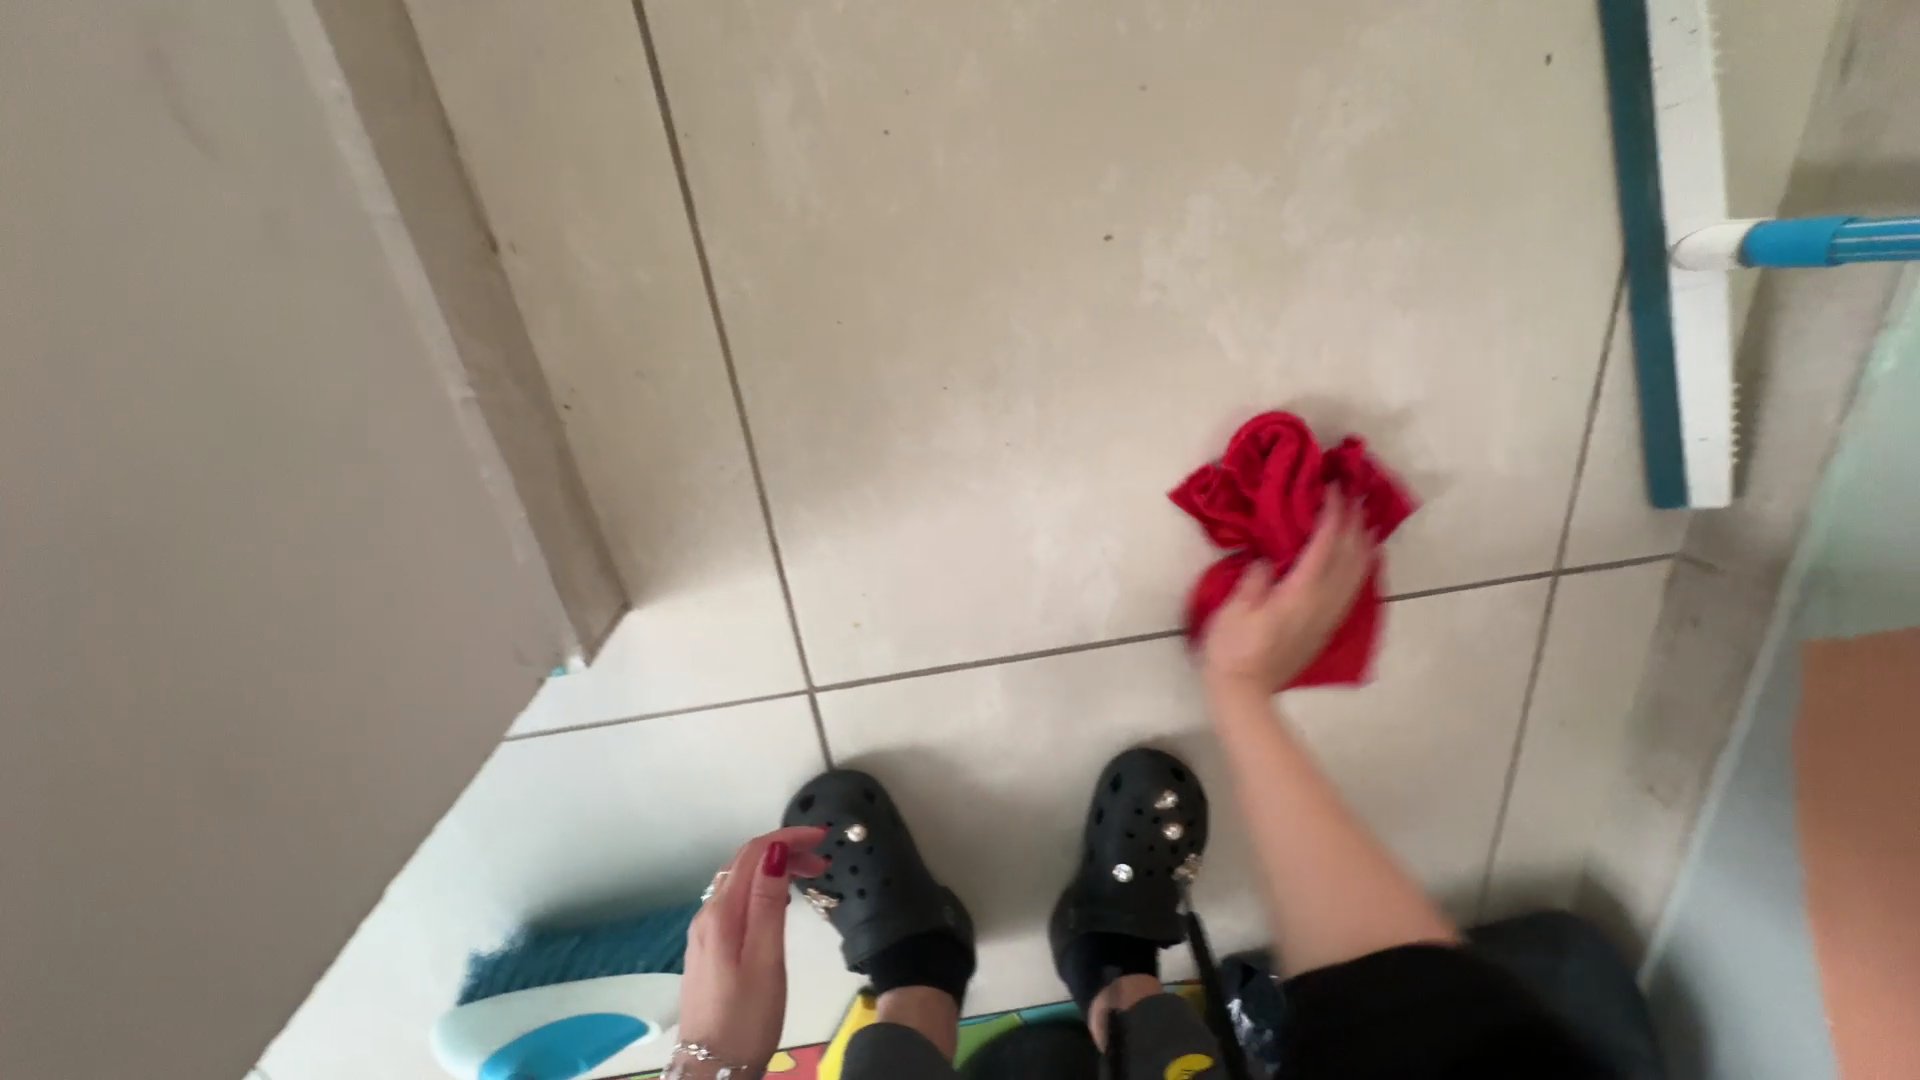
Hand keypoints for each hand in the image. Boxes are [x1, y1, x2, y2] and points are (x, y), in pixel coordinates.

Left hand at [676, 826, 829, 1072]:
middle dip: (784, 850)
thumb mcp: (765, 959)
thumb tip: (774, 849)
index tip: (822, 837)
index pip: (753, 853)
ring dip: (774, 868)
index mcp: (721, 913)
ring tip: (810, 876)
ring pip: (740, 881)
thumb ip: (768, 902)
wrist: (710, 1073)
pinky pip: (737, 900)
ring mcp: (705, 933)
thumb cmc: (746, 1018)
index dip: (787, 837)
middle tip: (823, 861)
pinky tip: (781, 902)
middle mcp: (708, 915)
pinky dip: (763, 888)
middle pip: (745, 863)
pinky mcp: (709, 949)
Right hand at [1200, 492, 1375, 697]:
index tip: (1334, 488)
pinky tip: (1361, 560)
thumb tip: (1269, 559)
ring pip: (1357, 575)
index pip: (1323, 546)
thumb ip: (1255, 580)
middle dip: (1354, 524)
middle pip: (1349, 558)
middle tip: (1355, 495)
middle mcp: (1322, 603)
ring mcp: (1327, 618)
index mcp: (1299, 594)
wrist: (1244, 692)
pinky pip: (1352, 591)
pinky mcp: (1325, 628)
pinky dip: (1360, 569)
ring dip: (1363, 545)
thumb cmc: (1232, 649)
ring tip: (1366, 521)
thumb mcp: (1234, 609)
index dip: (1331, 515)